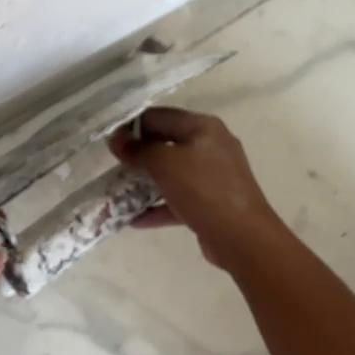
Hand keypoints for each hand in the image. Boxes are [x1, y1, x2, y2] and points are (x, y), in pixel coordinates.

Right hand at [109, 106, 279, 269]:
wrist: (243, 238)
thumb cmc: (203, 189)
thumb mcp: (165, 163)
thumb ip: (138, 150)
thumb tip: (116, 140)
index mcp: (202, 127)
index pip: (158, 116)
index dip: (132, 128)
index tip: (110, 144)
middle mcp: (210, 146)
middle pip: (164, 144)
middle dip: (138, 156)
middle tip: (113, 168)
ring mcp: (212, 176)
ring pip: (171, 173)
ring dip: (145, 183)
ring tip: (118, 193)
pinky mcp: (211, 202)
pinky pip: (178, 198)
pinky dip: (158, 206)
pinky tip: (134, 219)